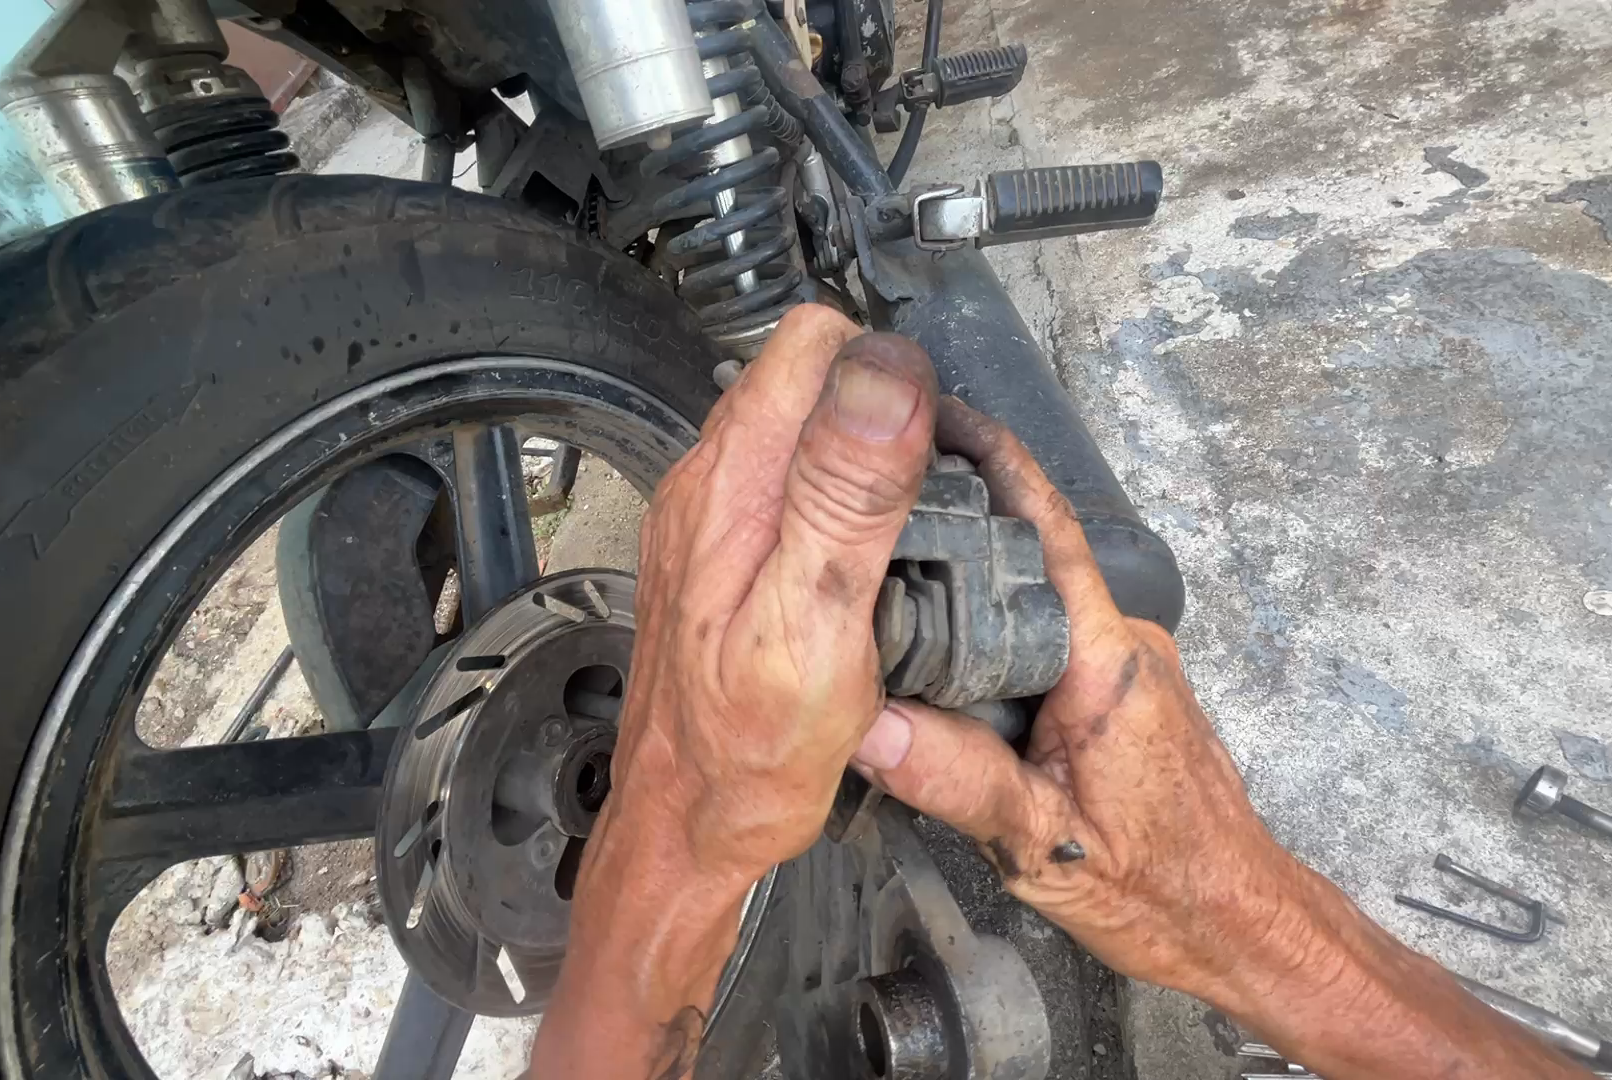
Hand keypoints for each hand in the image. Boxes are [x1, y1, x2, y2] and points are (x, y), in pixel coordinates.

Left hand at [532, 306, 938, 1078]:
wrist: (690, 816)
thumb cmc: (749, 743)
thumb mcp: (814, 617)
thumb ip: (846, 492)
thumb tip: (884, 374)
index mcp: (730, 481)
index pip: (810, 346)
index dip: (884, 373)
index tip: (922, 448)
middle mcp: (708, 482)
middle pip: (806, 378)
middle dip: (878, 412)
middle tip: (920, 499)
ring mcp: (710, 515)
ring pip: (800, 427)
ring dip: (860, 456)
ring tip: (896, 528)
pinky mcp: (720, 549)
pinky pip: (787, 482)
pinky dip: (834, 495)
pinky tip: (857, 554)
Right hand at [848, 395, 1301, 1003]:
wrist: (1238, 921)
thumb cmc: (1158, 888)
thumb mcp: (1040, 845)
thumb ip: (955, 781)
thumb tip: (864, 724)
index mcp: (1105, 662)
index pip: (1050, 536)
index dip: (1000, 465)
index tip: (942, 416)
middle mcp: (1120, 640)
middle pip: (1033, 555)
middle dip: (962, 512)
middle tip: (878, 494)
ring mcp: (1122, 657)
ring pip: (1035, 595)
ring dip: (972, 573)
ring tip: (889, 566)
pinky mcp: (1117, 680)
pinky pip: (1046, 627)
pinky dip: (994, 619)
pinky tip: (942, 644)